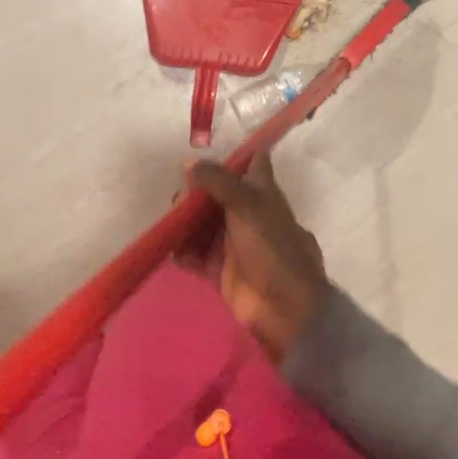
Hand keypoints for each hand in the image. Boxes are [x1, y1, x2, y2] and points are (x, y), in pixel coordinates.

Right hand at [182, 153, 330, 361]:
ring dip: (185, 224)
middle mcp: (247, 213)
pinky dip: (185, 252)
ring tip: (172, 229)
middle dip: (194, 195)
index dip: (234, 156)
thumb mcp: (247, 205)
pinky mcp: (221, 269)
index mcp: (262, 193)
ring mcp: (234, 242)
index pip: (251, 164)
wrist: (284, 305)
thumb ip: (218, 182)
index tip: (206, 152)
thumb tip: (188, 163)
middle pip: (216, 195)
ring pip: (203, 225)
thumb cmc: (271, 247)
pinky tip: (175, 253)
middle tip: (178, 201)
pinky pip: (196, 255)